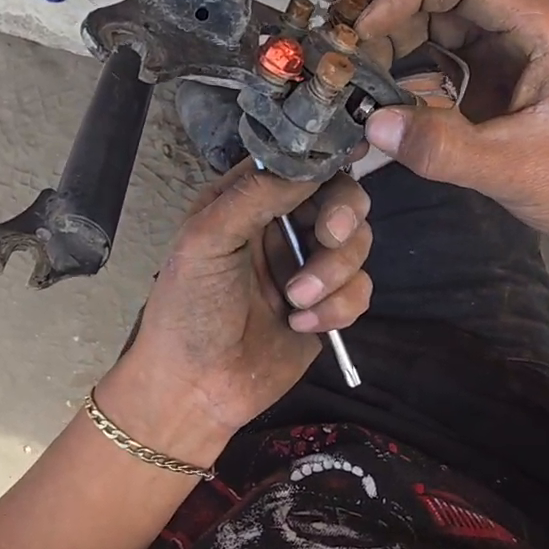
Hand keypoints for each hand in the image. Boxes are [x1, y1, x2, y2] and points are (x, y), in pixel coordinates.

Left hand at [99, 164, 373, 462]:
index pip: (298, 164)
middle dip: (342, 216)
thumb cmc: (187, 308)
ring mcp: (306, 267)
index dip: (324, 162)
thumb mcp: (207, 240)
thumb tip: (309, 159)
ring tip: (296, 301)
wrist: (195, 388)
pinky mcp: (326, 307)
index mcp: (246, 202)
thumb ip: (256, 195)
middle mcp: (280, 227)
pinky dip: (338, 307)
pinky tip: (303, 325)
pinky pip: (360, 290)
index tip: (346, 163)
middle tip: (328, 235)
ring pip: (356, 244)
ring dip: (334, 272)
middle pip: (342, 198)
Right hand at [351, 0, 548, 257]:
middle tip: (340, 48)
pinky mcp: (508, 85)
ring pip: (445, 31)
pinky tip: (382, 98)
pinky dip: (413, 79)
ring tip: (351, 72)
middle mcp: (532, 28)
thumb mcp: (514, 169)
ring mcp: (519, 56)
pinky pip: (451, 67)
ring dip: (397, 47)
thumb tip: (372, 126)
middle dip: (390, 18)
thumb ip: (440, 148)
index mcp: (548, 27)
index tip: (361, 27)